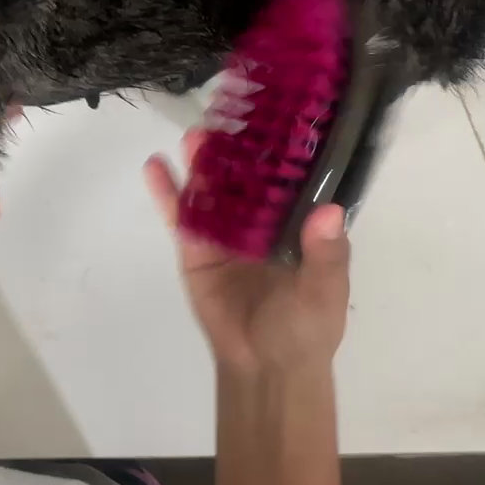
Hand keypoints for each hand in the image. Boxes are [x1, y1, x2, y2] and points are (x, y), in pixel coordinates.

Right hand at [144, 129, 351, 378]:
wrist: (264, 365)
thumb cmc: (306, 328)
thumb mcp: (325, 292)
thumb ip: (326, 255)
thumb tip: (329, 211)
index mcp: (298, 228)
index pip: (290, 182)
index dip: (282, 152)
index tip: (275, 119)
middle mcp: (261, 224)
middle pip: (245, 180)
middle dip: (235, 152)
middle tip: (225, 119)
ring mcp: (225, 235)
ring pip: (211, 192)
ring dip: (200, 164)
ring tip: (191, 135)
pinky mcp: (194, 249)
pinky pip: (181, 217)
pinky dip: (167, 192)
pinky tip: (155, 168)